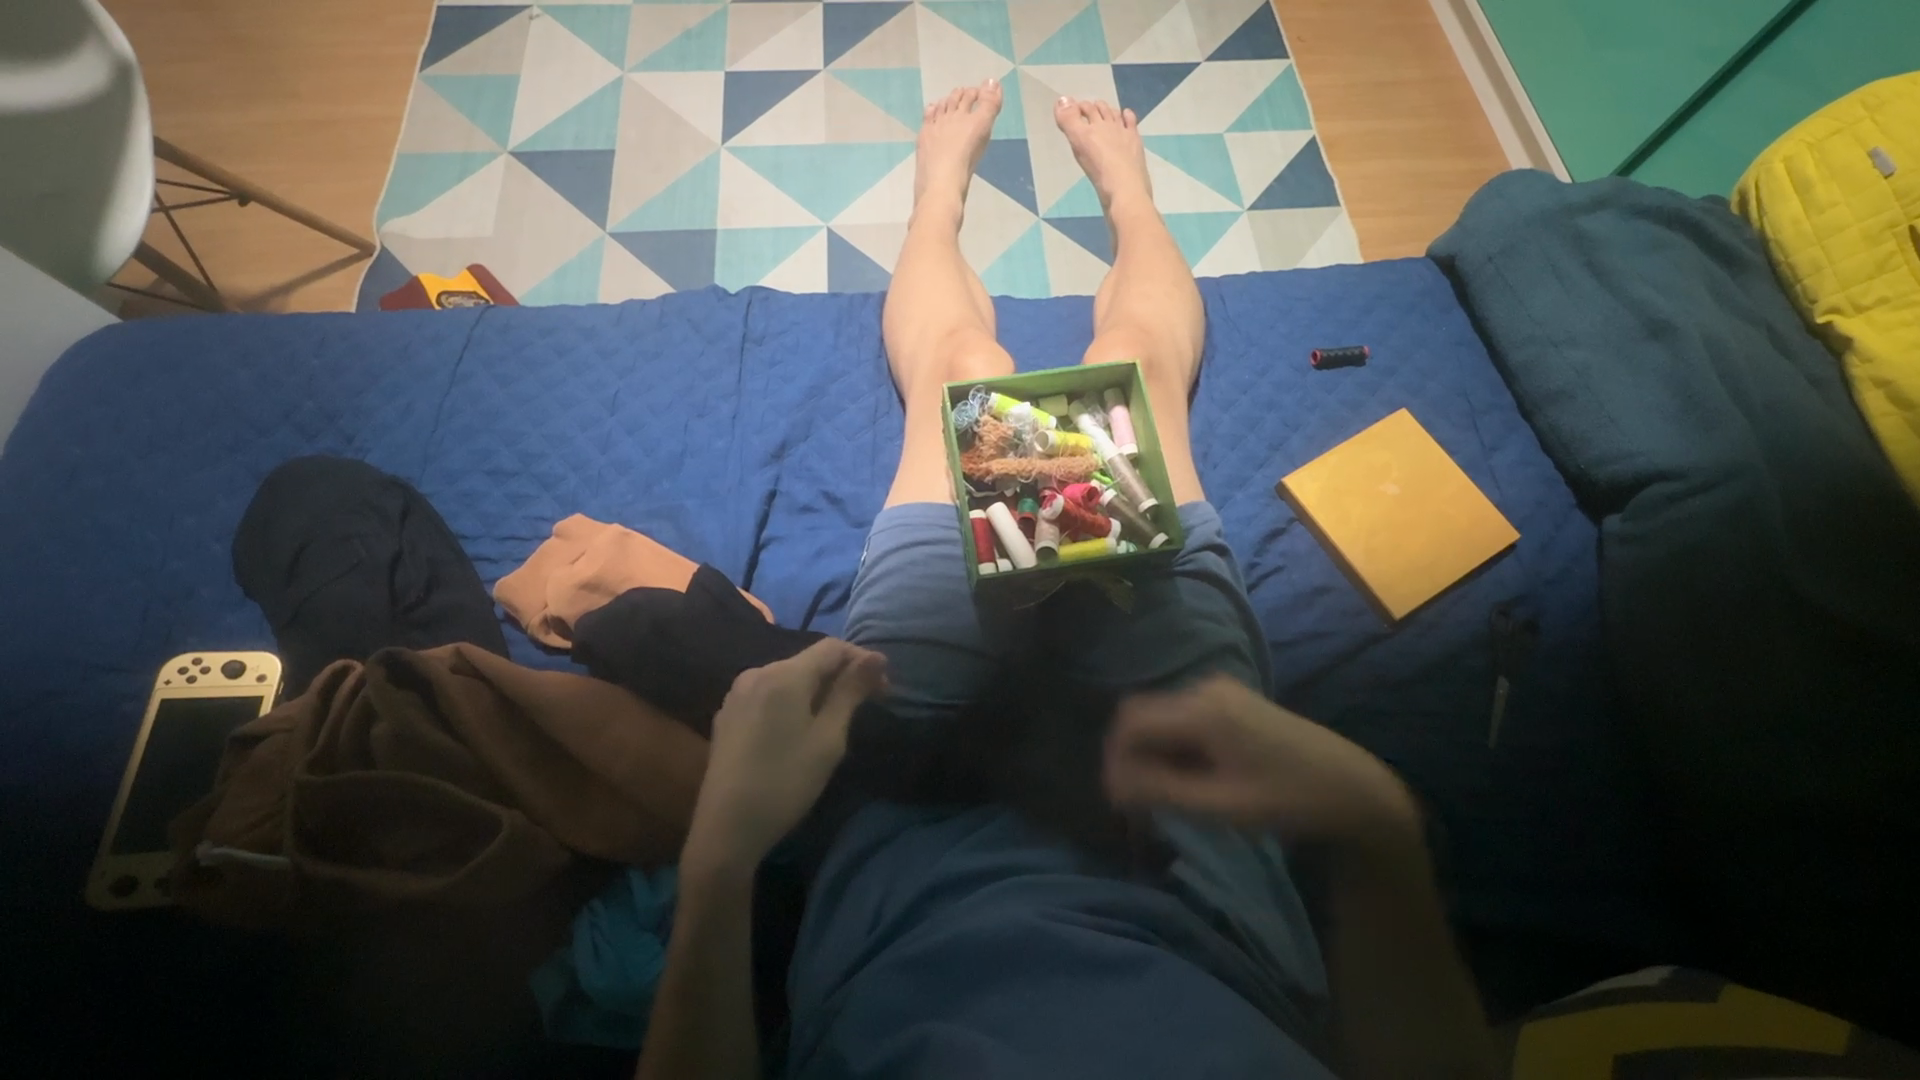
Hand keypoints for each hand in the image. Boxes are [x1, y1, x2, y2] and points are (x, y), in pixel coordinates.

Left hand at [684, 640, 887, 872]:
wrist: (726, 829)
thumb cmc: (786, 782)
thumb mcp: (829, 739)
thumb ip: (851, 692)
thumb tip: (876, 657)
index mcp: (784, 674)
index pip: (832, 647)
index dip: (862, 659)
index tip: (885, 687)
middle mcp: (757, 673)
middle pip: (809, 660)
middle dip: (841, 675)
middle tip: (868, 704)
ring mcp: (737, 694)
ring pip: (788, 677)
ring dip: (816, 689)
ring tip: (836, 717)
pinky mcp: (727, 715)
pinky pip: (769, 694)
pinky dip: (791, 701)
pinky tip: (799, 727)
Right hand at [1104, 674, 1418, 849]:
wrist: (1355, 789)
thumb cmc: (1289, 801)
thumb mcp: (1220, 805)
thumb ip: (1160, 791)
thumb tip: (1110, 785)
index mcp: (1201, 710)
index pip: (1130, 722)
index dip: (1113, 758)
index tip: (1118, 799)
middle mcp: (1204, 688)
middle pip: (1142, 714)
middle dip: (1131, 755)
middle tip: (1139, 801)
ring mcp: (1220, 690)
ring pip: (1161, 716)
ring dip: (1153, 751)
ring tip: (1167, 794)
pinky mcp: (1231, 699)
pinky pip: (1182, 716)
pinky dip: (1174, 744)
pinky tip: (1193, 776)